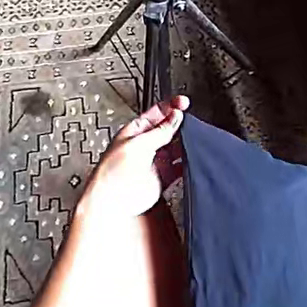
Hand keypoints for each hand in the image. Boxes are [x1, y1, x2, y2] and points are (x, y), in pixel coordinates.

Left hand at [74, 96, 189, 219]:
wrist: (111, 202)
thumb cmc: (112, 172)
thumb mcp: (138, 144)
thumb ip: (159, 131)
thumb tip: (175, 116)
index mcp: (136, 131)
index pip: (156, 113)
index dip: (170, 106)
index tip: (184, 104)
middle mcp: (145, 145)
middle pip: (168, 129)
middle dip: (180, 124)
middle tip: (191, 123)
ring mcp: (154, 161)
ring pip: (175, 147)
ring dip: (185, 143)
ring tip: (194, 140)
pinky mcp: (161, 177)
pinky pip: (178, 166)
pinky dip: (186, 163)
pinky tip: (191, 160)